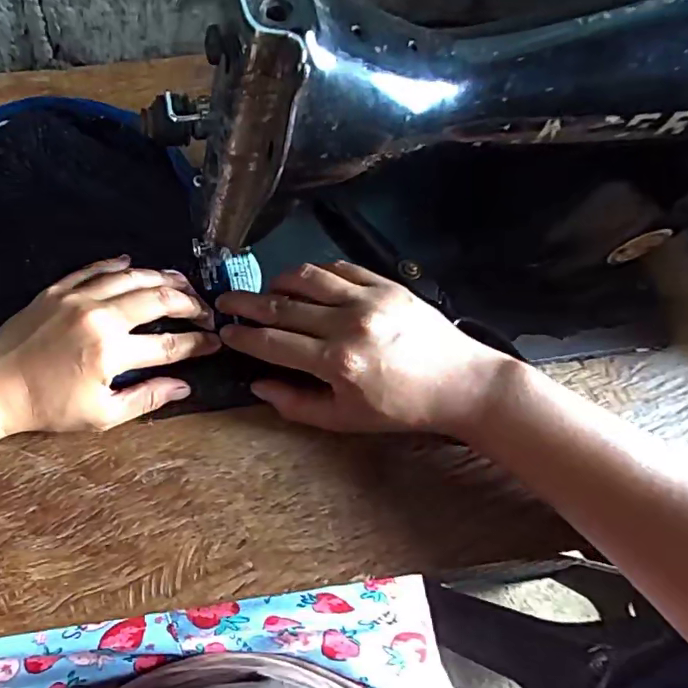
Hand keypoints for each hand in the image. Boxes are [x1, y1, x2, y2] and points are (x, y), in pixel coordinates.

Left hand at [0, 256, 219, 434]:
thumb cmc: (46, 406)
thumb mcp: (100, 416)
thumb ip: (145, 398)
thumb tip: (183, 386)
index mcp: (111, 351)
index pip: (169, 344)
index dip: (198, 342)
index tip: (214, 340)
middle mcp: (99, 316)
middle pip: (157, 300)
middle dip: (188, 303)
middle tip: (204, 309)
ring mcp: (76, 298)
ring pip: (129, 277)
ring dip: (160, 278)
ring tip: (180, 282)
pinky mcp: (56, 291)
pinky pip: (93, 269)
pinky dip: (116, 265)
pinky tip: (132, 263)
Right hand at [216, 261, 518, 436]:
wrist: (463, 383)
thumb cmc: (400, 408)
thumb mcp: (344, 419)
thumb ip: (295, 404)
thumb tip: (257, 384)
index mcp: (336, 362)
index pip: (272, 342)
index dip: (242, 336)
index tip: (224, 332)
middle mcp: (348, 324)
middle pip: (281, 305)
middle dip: (245, 303)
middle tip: (225, 301)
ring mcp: (368, 299)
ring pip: (306, 277)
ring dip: (276, 282)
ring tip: (265, 291)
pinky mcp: (387, 284)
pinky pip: (338, 268)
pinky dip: (314, 273)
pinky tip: (305, 283)